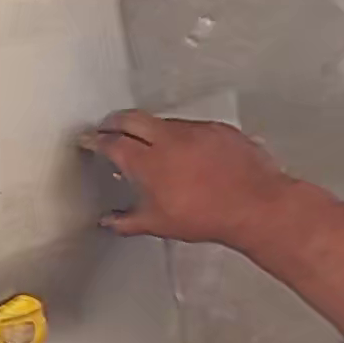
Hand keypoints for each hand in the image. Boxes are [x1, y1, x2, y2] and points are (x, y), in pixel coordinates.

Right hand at [80, 110, 300, 247]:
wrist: (256, 206)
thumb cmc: (206, 216)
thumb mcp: (156, 224)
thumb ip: (125, 221)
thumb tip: (108, 222)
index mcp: (148, 162)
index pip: (112, 143)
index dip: (94, 140)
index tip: (87, 140)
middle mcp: (170, 140)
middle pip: (132, 119)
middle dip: (114, 122)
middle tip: (106, 128)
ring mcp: (197, 131)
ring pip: (161, 121)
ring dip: (146, 128)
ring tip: (143, 142)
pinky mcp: (220, 129)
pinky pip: (190, 126)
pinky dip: (178, 134)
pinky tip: (180, 149)